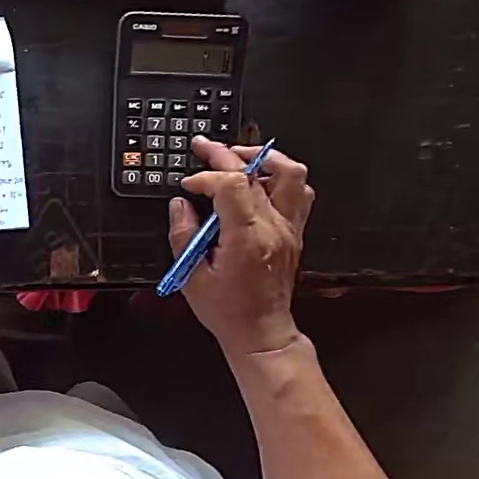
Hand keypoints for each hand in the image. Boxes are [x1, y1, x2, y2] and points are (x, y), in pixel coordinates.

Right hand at [170, 136, 312, 355]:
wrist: (260, 331)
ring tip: (238, 155)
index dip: (206, 176)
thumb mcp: (191, 277)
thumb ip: (183, 235)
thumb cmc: (228, 311)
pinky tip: (259, 179)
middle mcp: (274, 229)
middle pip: (256, 172)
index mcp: (247, 239)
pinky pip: (298, 191)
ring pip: (289, 174)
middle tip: (204, 147)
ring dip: (262, 159)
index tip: (189, 185)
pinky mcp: (294, 232)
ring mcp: (289, 228)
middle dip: (225, 154)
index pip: (232, 185)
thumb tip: (180, 206)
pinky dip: (278, 177)